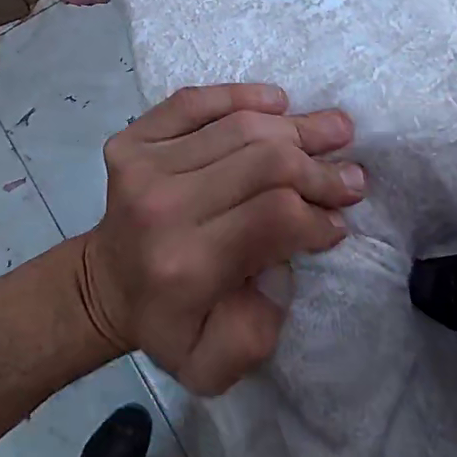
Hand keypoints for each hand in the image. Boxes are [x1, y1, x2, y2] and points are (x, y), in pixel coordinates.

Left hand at [77, 83, 365, 395]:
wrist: (104, 285)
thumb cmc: (169, 321)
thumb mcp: (210, 362)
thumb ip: (254, 336)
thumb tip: (285, 269)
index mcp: (187, 265)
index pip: (274, 216)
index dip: (319, 215)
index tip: (339, 222)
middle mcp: (163, 208)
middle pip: (266, 162)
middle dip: (321, 170)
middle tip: (352, 177)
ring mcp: (142, 166)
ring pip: (243, 126)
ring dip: (299, 127)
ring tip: (335, 130)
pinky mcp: (131, 139)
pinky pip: (196, 101)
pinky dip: (243, 94)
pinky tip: (279, 102)